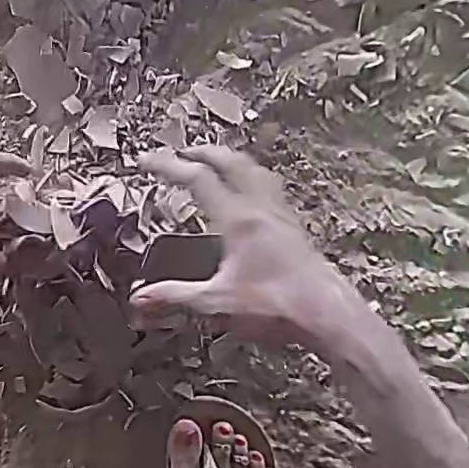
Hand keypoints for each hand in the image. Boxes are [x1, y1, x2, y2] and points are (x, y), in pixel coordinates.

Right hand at [130, 146, 394, 362]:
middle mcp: (261, 208)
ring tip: (215, 162)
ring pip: (254, 169)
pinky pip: (270, 187)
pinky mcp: (293, 227)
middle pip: (230, 161)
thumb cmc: (278, 307)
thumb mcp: (216, 302)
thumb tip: (140, 297)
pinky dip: (251, 178)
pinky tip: (249, 194)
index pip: (196, 178)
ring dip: (230, 159)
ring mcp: (281, 214)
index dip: (168, 165)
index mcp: (237, 219)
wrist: (328, 315)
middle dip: (202, 151)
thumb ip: (175, 295)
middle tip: (182, 152)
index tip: (148, 160)